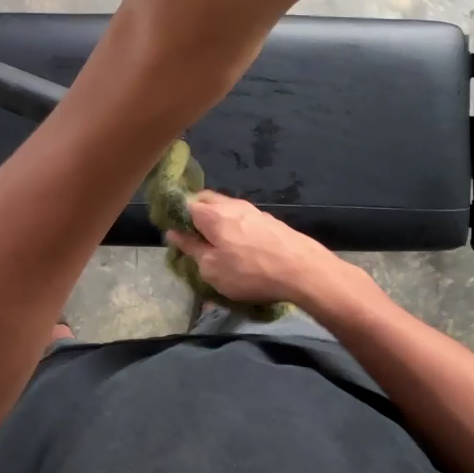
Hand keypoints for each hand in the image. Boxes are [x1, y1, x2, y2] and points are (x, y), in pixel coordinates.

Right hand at [166, 191, 365, 304]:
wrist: (303, 270)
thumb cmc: (249, 271)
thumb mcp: (211, 268)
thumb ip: (190, 248)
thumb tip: (174, 233)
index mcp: (211, 213)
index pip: (183, 203)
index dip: (173, 215)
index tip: (171, 231)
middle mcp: (231, 204)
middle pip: (205, 201)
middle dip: (193, 214)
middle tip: (189, 237)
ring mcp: (253, 210)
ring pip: (224, 208)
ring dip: (214, 221)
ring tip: (213, 244)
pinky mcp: (269, 221)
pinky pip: (241, 218)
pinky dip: (232, 227)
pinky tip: (237, 245)